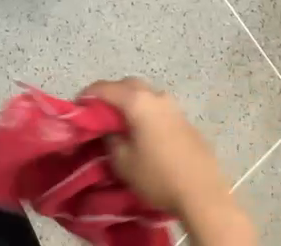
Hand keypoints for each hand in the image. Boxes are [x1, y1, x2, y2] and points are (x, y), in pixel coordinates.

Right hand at [81, 78, 244, 237]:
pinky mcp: (186, 121)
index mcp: (137, 101)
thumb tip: (109, 130)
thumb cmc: (158, 177)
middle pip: (127, 85)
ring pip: (146, 95)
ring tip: (123, 124)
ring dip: (131, 103)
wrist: (203, 195)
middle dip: (111, 95)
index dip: (87, 96)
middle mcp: (156, 95)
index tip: (77, 107)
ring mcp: (174, 107)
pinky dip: (147, 114)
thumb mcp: (123, 162)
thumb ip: (110, 139)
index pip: (104, 88)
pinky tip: (145, 134)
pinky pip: (159, 109)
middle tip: (100, 113)